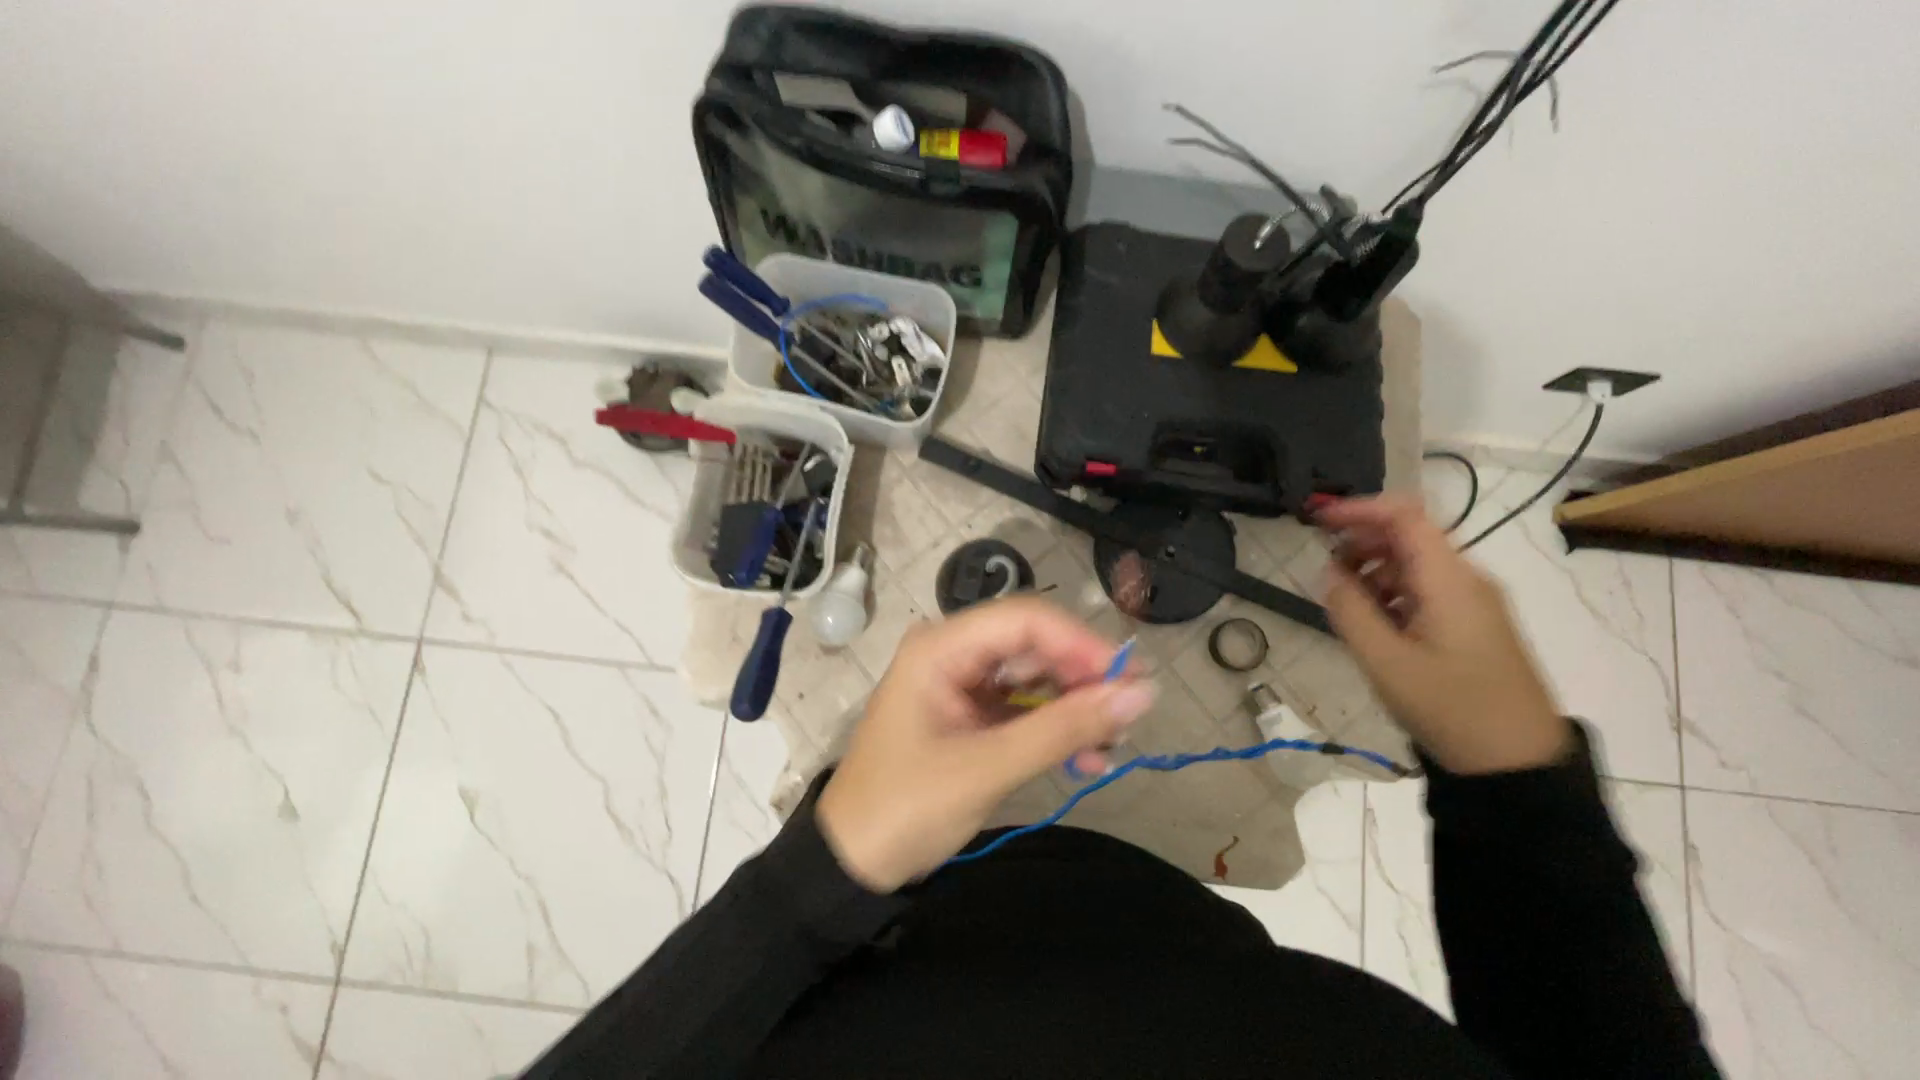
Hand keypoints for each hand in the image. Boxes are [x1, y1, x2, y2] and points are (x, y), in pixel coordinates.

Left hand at [815, 597, 1154, 891]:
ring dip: (1075, 709)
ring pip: (1036, 679)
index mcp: (941, 648)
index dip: (1080, 643)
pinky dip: (1056, 731)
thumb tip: (1140, 694)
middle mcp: (953, 655)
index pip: (1025, 620)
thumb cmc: (907, 808)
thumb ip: (1063, 729)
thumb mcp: (988, 767)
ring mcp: (963, 687)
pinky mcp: (972, 719)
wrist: (854, 864)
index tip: (1127, 679)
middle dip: (1082, 679)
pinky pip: (1026, 711)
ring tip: (1111, 744)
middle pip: (1034, 647)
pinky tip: (1087, 760)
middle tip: (1127, 716)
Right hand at [1314, 494, 1571, 774]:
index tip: (1317, 522)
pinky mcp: (1475, 625)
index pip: (1404, 516)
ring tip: (1346, 607)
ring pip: (1416, 565)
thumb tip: (1330, 573)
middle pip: (1409, 536)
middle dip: (1362, 544)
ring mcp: (1474, 603)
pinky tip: (1376, 626)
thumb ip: (1350, 610)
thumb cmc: (1450, 708)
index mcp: (1450, 580)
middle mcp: (1467, 580)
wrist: (1517, 762)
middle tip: (1326, 573)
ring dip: (1375, 572)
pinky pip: (1428, 590)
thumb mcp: (1385, 663)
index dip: (1358, 509)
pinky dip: (1393, 594)